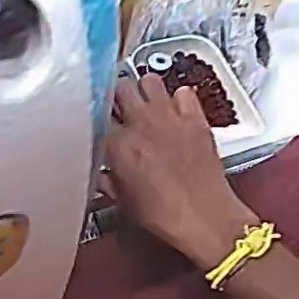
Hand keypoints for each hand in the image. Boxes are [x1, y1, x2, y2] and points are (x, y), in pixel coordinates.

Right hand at [103, 72, 257, 268]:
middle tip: (117, 108)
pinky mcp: (195, 119)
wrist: (204, 217)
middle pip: (120, 86)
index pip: (96, 113)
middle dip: (116, 95)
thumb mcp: (123, 201)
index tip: (94, 123)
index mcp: (118, 144)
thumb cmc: (164, 215)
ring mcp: (170, 117)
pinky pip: (184, 92)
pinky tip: (174, 112)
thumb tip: (101, 173)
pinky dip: (177, 98)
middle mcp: (142, 123)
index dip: (94, 116)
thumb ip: (107, 180)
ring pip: (149, 80)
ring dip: (144, 90)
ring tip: (143, 104)